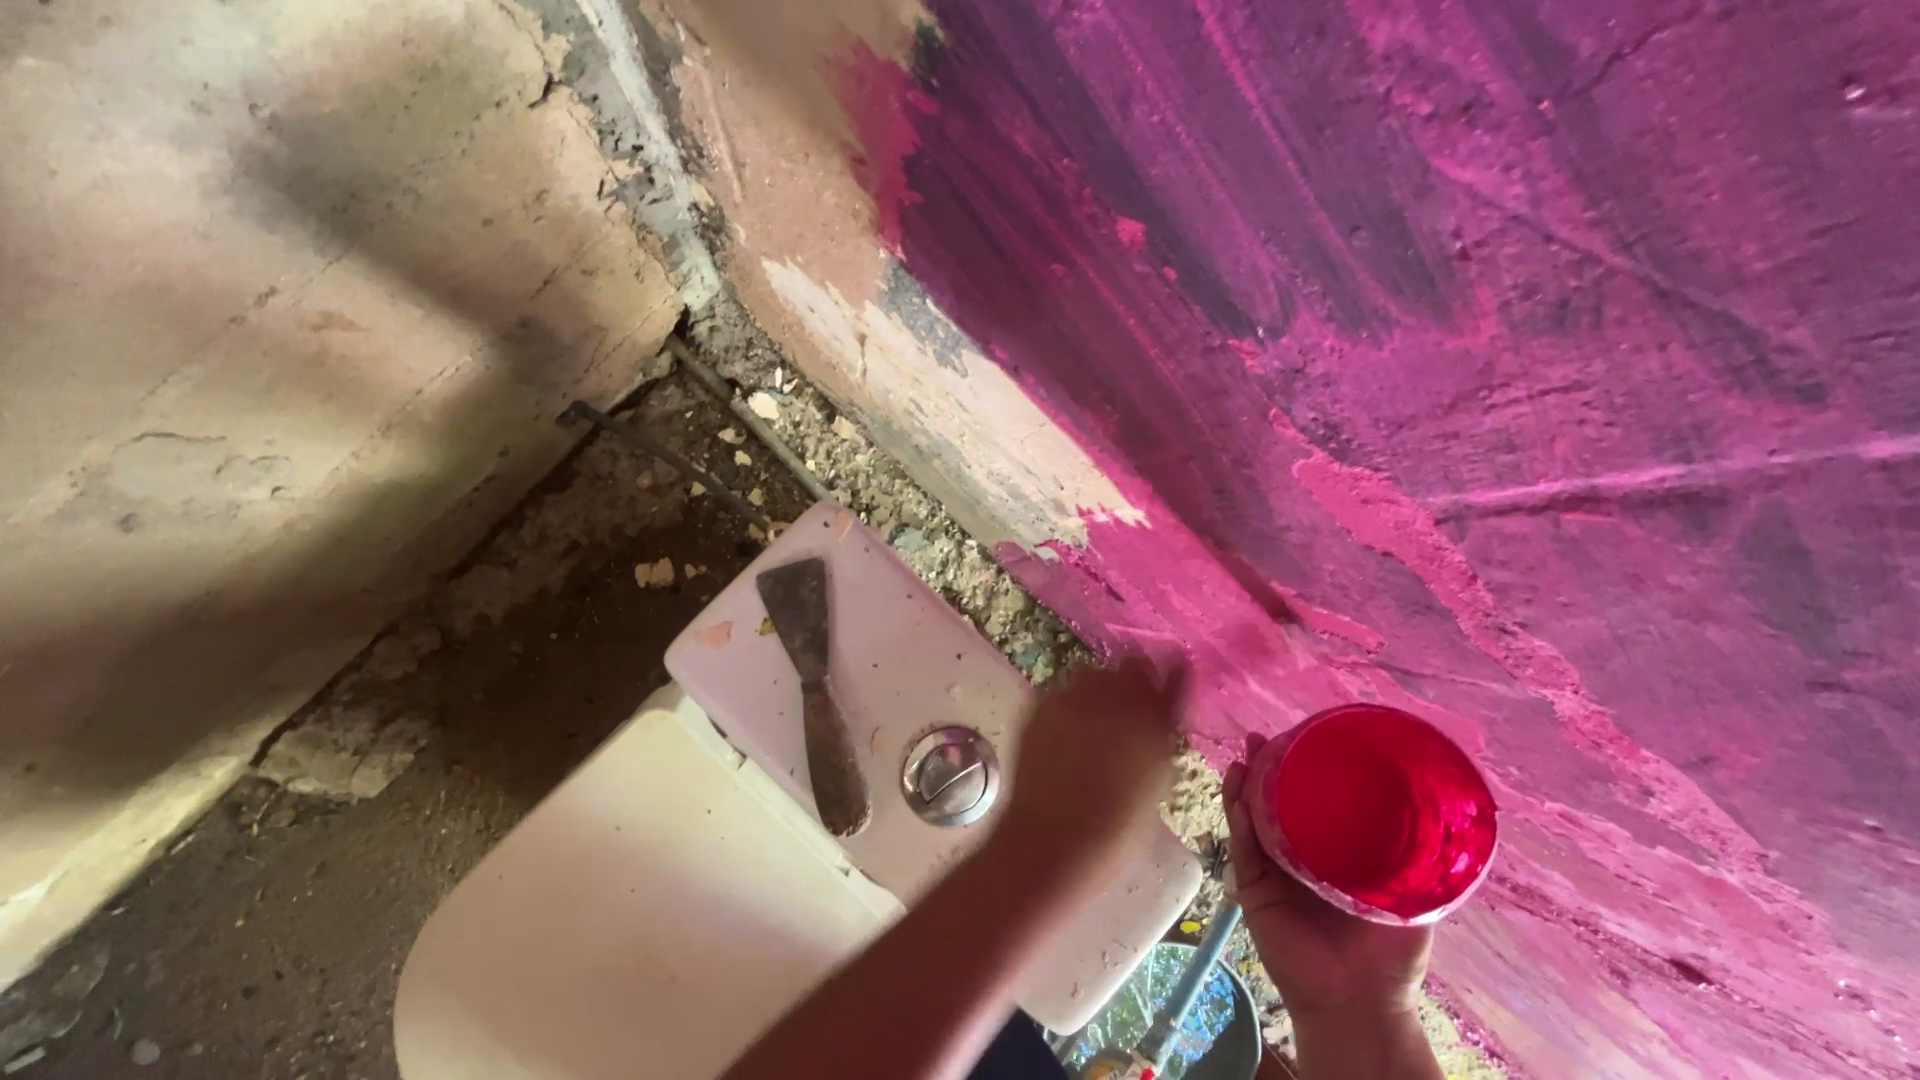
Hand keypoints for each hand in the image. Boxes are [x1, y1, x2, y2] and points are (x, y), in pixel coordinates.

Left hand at [995, 658, 1185, 871]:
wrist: (1051, 841)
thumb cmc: (1114, 828)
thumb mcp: (1155, 783)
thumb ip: (1160, 738)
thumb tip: (1161, 715)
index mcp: (1154, 716)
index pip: (1170, 675)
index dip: (1168, 680)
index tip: (1166, 689)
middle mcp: (1113, 695)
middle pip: (1128, 669)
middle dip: (1131, 684)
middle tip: (1128, 712)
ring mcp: (1071, 696)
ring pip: (1092, 675)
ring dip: (1098, 690)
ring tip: (1095, 722)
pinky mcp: (1038, 705)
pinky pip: (1061, 691)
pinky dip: (1068, 703)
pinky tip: (1067, 732)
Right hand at [1224, 734, 1431, 1022]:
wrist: (1357, 1002)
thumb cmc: (1389, 957)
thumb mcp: (1411, 900)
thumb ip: (1416, 863)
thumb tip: (1435, 815)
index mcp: (1331, 856)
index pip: (1311, 805)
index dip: (1302, 772)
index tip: (1301, 740)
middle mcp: (1297, 857)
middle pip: (1274, 803)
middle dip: (1266, 768)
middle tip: (1262, 738)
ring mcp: (1272, 871)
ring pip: (1251, 817)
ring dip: (1244, 785)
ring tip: (1246, 755)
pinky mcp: (1252, 888)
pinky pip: (1241, 845)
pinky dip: (1237, 816)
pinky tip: (1238, 791)